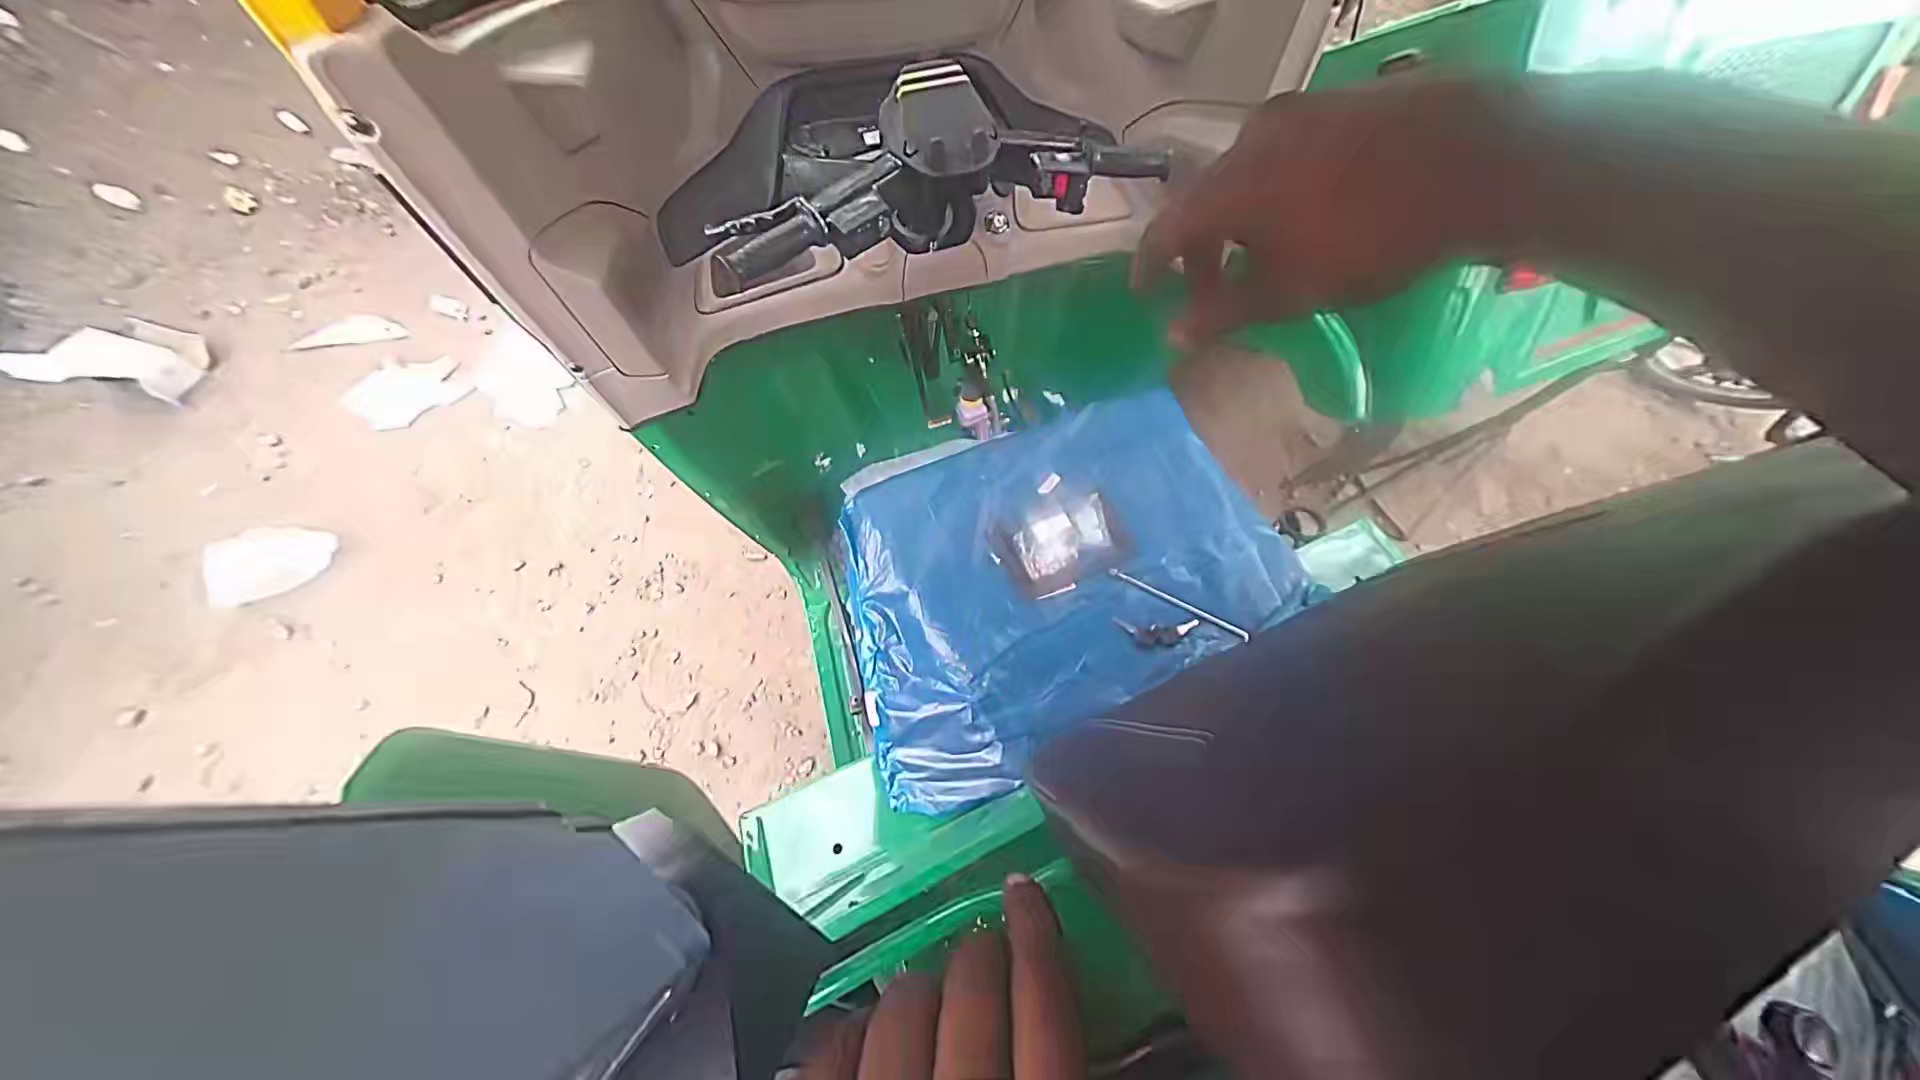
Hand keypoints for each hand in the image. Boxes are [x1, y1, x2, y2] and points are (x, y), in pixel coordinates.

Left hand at [798, 873, 1082, 1079]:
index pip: (1046, 1009)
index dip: (1039, 938)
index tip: (1027, 892)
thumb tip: (1059, 989)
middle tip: (983, 944)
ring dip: (917, 987)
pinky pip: (831, 1051)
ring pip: (899, 1010)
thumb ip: (1061, 1053)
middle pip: (971, 996)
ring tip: (926, 991)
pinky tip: (867, 1031)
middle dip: (978, 954)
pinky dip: (851, 1031)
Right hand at [1132, 78, 1517, 349]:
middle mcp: (1249, 139)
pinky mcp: (1336, 103)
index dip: (1148, 265)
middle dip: (1199, 251)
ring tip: (1256, 258)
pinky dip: (1269, 194)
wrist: (1484, 158)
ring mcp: (1297, 113)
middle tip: (1209, 291)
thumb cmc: (1371, 239)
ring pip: (1241, 177)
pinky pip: (1280, 155)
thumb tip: (1172, 337)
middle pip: (1203, 202)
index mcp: (1228, 186)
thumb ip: (1224, 313)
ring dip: (1235, 223)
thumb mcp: (1289, 291)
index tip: (1143, 292)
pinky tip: (1296, 217)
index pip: (1165, 230)